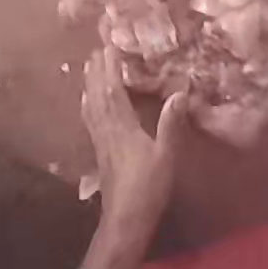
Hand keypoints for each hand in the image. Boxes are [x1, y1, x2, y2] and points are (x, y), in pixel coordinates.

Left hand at [81, 48, 186, 237]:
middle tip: (96, 51)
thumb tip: (179, 91)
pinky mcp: (99, 152)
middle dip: (97, 73)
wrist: (124, 221)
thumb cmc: (147, 188)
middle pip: (98, 96)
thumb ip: (170, 123)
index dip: (110, 69)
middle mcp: (106, 130)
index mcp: (122, 128)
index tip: (109, 48)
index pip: (113, 91)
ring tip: (88, 69)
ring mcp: (100, 142)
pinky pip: (91, 120)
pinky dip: (89, 105)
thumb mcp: (166, 155)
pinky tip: (88, 103)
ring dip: (90, 86)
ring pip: (91, 107)